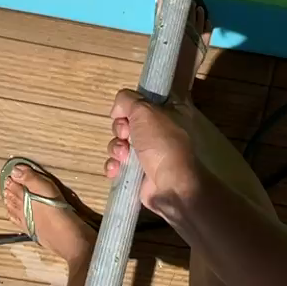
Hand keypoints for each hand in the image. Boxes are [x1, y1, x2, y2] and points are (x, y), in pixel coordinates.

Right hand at [105, 89, 205, 221]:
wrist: (172, 186)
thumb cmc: (162, 143)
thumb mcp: (144, 110)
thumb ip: (127, 100)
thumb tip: (118, 109)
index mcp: (171, 112)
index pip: (146, 99)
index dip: (133, 103)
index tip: (127, 110)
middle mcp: (161, 131)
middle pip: (129, 120)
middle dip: (121, 128)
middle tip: (125, 134)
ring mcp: (151, 153)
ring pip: (121, 142)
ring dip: (116, 148)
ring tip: (123, 156)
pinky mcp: (140, 172)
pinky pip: (119, 163)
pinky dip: (115, 165)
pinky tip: (116, 169)